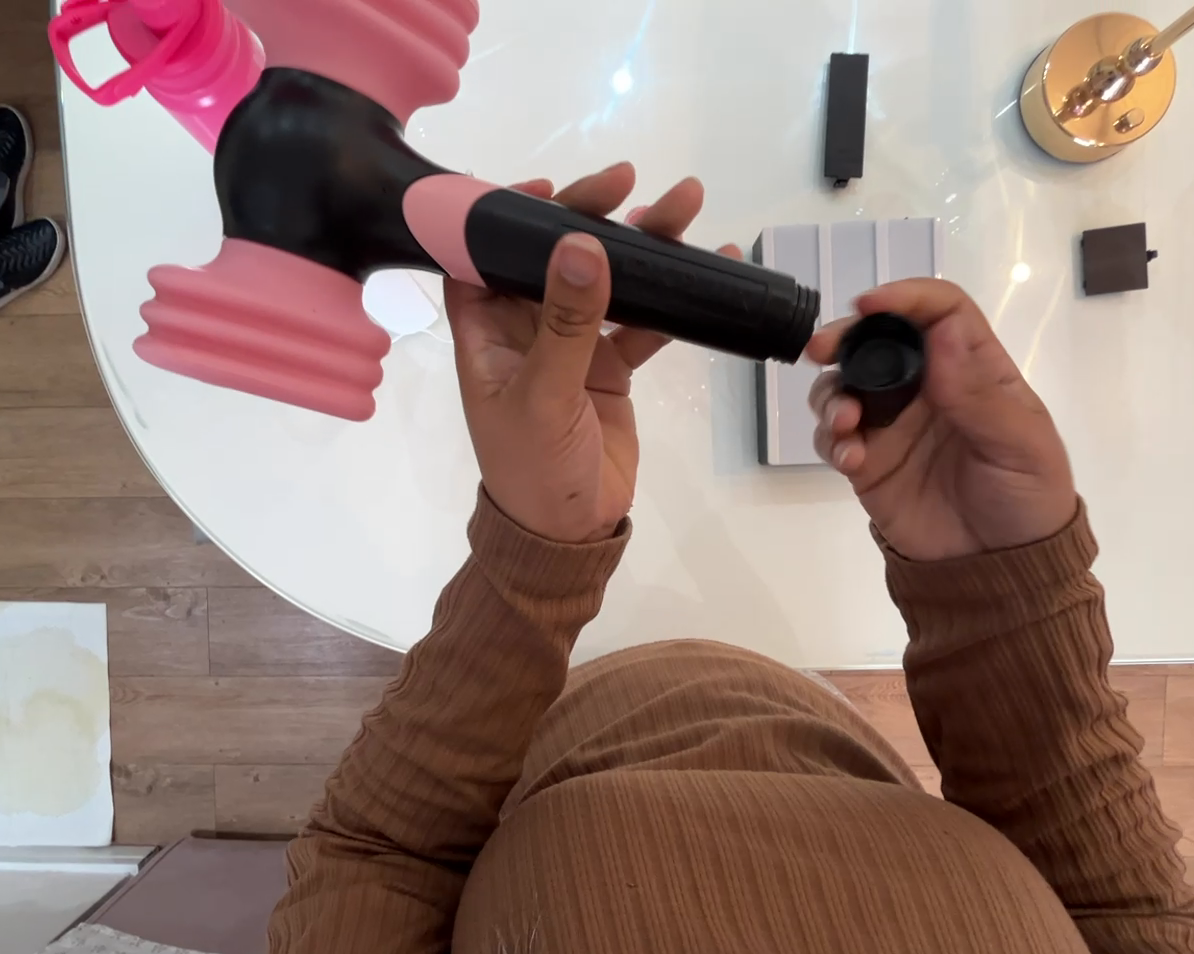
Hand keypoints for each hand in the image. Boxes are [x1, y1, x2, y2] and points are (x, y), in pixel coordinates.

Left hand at [445, 163, 740, 543]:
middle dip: (588, 217)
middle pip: (551, 259)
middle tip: (628, 182)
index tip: (551, 188)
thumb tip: (582, 244)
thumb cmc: (535, 469)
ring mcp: (570, 347)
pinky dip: (671, 299)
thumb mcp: (544, 397)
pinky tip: (711, 266)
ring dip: (639, 247)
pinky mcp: (608, 367)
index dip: (506, 218)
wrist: (571, 531)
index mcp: (487, 335)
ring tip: (685, 206)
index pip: (482, 258)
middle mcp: (524, 332)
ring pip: (602, 282)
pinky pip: (640, 321)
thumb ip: (565, 324)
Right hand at [808, 280, 1076, 561]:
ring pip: (843, 387)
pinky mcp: (865, 462)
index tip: (869, 305)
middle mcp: (924, 388)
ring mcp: (890, 425)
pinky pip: (833, 439)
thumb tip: (941, 332)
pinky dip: (830, 442)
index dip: (904, 298)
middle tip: (821, 351)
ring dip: (832, 397)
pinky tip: (850, 459)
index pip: (938, 313)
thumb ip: (977, 393)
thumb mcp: (1019, 444)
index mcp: (972, 369)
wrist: (995, 566)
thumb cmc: (1025, 496)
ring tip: (845, 425)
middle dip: (843, 339)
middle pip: (876, 343)